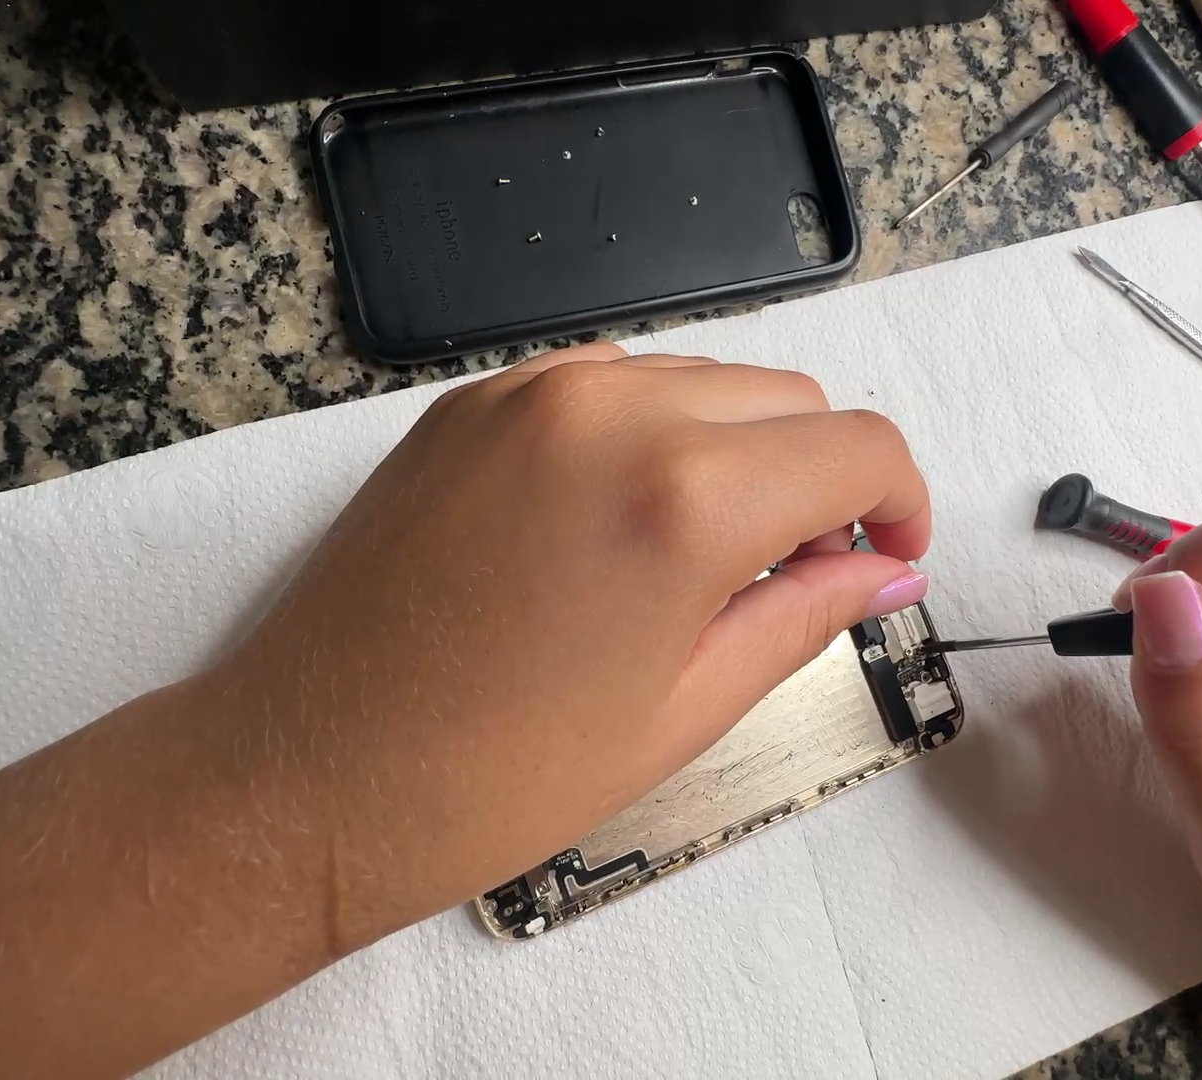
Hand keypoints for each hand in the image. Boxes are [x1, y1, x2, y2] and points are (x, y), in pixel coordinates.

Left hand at [0, 343, 936, 1079]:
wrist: (303, 773)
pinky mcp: (471, 401)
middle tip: (801, 562)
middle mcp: (611, 408)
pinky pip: (611, 384)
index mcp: (682, 497)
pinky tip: (625, 510)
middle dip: (822, 472)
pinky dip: (656, 430)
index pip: (856, 446)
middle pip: (786, 395)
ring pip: (700, 377)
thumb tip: (883, 570)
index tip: (888, 552)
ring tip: (710, 542)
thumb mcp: (683, 710)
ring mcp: (530, 389)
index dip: (898, 497)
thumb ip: (801, 616)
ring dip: (741, 445)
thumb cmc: (501, 776)